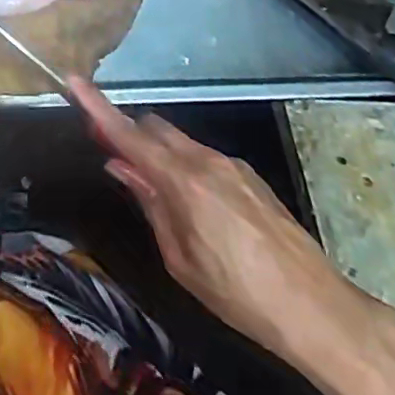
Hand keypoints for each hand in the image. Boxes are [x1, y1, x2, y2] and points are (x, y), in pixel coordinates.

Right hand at [65, 76, 383, 361]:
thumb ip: (149, 203)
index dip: (96, 106)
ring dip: (157, 152)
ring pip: (179, 141)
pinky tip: (191, 202)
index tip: (73, 80)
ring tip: (151, 187)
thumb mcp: (179, 256)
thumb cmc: (238, 293)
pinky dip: (184, 165)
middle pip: (153, 127)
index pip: (127, 133)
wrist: (321, 314)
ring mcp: (233, 167)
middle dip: (128, 131)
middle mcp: (206, 162)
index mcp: (182, 182)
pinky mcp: (252, 179)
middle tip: (108, 150)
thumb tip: (120, 166)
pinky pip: (203, 157)